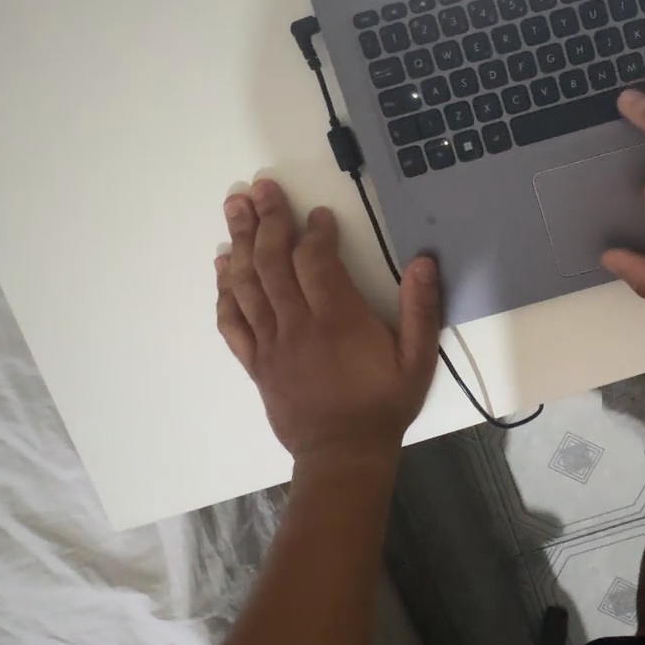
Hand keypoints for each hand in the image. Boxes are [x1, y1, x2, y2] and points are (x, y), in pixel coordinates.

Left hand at [216, 178, 441, 470]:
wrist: (343, 455)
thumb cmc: (384, 404)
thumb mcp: (418, 359)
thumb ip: (422, 309)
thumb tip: (423, 262)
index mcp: (338, 320)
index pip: (316, 262)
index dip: (314, 231)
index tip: (319, 213)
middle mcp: (297, 325)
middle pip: (273, 263)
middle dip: (267, 221)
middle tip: (260, 188)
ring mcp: (271, 343)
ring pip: (247, 285)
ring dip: (239, 242)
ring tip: (234, 208)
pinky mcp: (255, 362)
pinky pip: (232, 322)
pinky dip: (224, 291)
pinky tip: (222, 266)